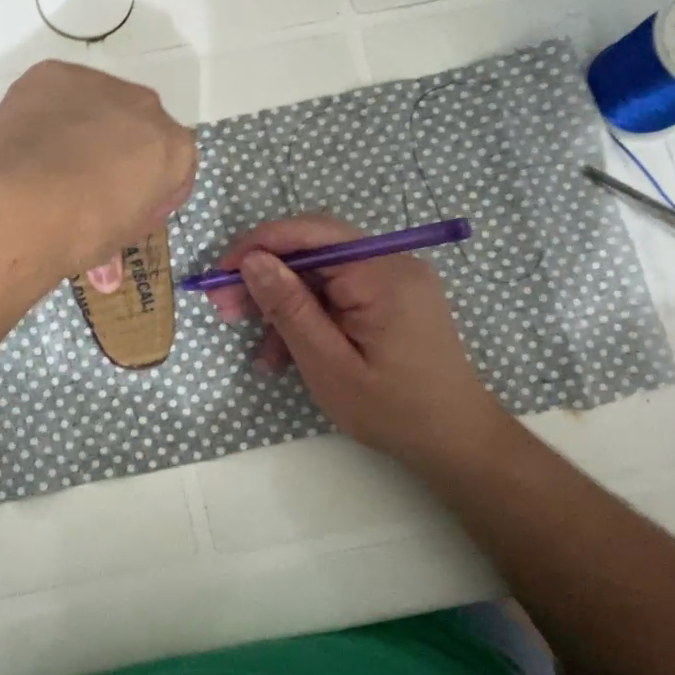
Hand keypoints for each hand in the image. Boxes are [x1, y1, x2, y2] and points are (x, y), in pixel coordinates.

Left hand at [0, 61, 196, 282]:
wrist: (21, 204)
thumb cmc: (80, 233)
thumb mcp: (114, 244)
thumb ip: (117, 244)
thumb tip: (106, 276)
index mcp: (175, 151)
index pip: (172, 168)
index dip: (148, 192)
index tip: (123, 211)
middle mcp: (147, 107)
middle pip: (136, 129)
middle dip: (116, 154)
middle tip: (84, 187)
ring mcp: (99, 84)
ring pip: (96, 105)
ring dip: (81, 129)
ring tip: (48, 167)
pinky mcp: (54, 73)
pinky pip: (56, 94)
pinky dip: (45, 114)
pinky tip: (28, 143)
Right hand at [208, 216, 516, 470]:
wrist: (456, 440)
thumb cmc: (392, 408)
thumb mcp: (328, 363)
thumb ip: (289, 308)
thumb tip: (252, 260)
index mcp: (382, 273)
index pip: (310, 234)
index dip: (258, 246)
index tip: (218, 277)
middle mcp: (392, 264)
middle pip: (314, 251)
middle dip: (265, 277)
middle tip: (224, 310)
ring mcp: (395, 282)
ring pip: (321, 277)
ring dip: (284, 306)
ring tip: (259, 350)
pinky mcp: (393, 301)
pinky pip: (339, 296)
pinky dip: (309, 318)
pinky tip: (286, 354)